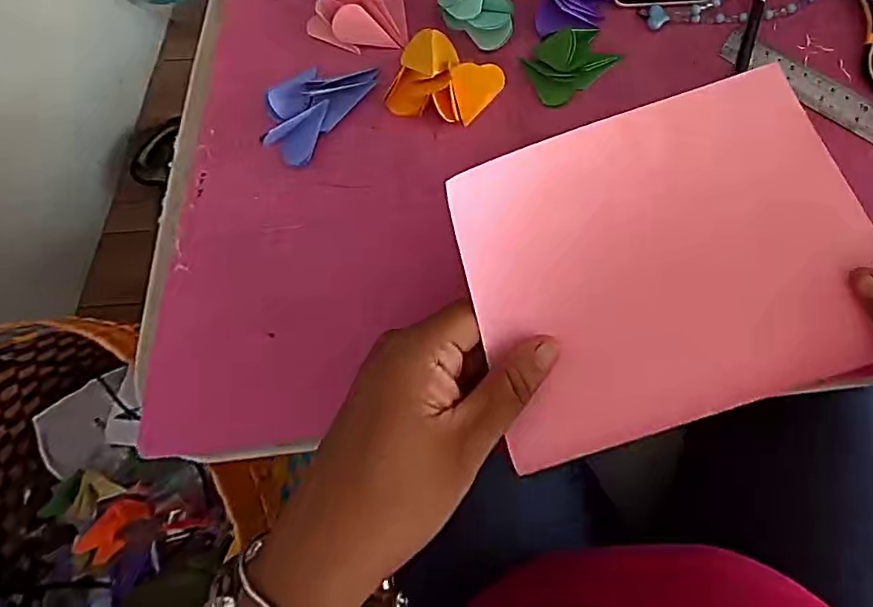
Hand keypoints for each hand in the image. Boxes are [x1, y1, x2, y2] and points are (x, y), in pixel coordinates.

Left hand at [249, 303, 557, 606]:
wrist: (320, 559)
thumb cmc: (393, 502)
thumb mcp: (466, 443)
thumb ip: (510, 388)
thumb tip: (546, 345)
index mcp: (414, 348)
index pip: (478, 312)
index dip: (516, 324)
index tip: (551, 340)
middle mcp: (397, 348)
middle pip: (467, 331)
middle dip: (503, 353)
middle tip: (541, 376)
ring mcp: (387, 371)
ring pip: (454, 356)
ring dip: (483, 376)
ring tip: (515, 400)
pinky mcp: (384, 395)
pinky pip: (435, 375)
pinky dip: (461, 391)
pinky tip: (479, 417)